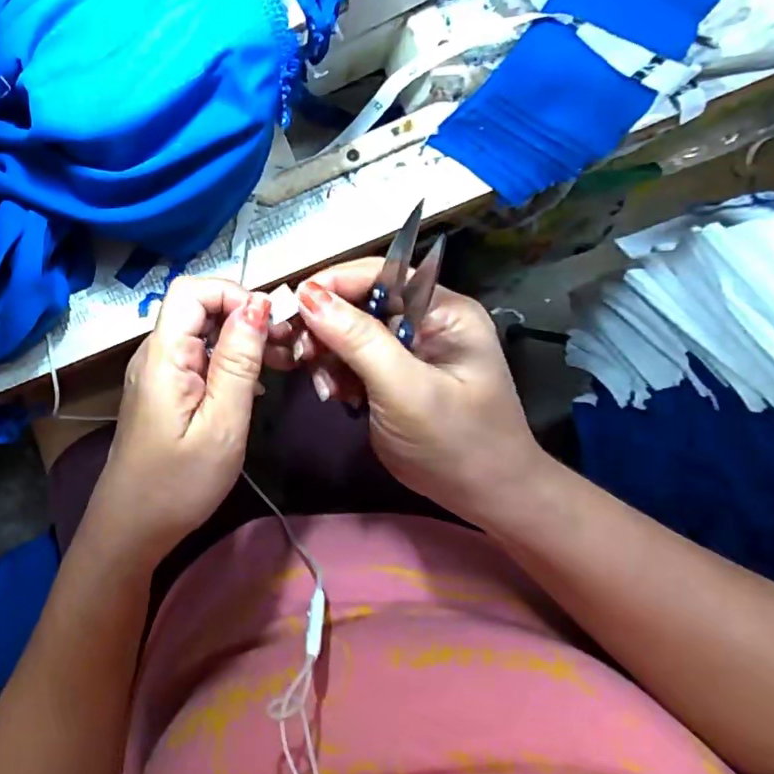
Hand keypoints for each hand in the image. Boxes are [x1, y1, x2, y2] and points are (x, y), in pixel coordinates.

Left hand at [82, 276, 275, 563]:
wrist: (133, 527)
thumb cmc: (179, 483)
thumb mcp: (222, 424)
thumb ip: (240, 362)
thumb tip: (258, 304)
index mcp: (163, 355)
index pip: (192, 290)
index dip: (233, 293)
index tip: (272, 323)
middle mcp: (154, 353)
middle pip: (198, 307)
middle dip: (244, 315)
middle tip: (286, 345)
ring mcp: (156, 372)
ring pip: (201, 332)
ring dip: (241, 339)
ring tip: (280, 362)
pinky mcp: (163, 390)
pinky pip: (197, 357)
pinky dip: (228, 360)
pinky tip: (254, 384)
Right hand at [290, 258, 551, 515]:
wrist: (484, 498)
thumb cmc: (456, 443)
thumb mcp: (406, 390)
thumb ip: (359, 340)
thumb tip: (308, 295)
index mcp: (442, 309)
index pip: (379, 275)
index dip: (331, 285)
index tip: (289, 307)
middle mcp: (424, 318)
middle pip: (356, 302)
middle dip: (323, 326)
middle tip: (297, 355)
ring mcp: (407, 347)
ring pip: (347, 331)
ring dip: (325, 354)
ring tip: (324, 386)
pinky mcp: (391, 373)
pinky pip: (350, 358)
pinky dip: (333, 372)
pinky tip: (332, 394)